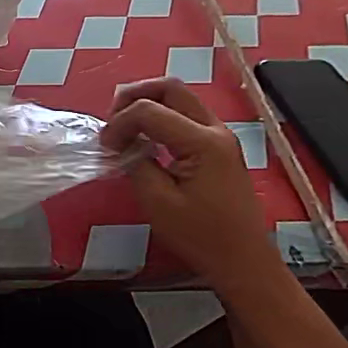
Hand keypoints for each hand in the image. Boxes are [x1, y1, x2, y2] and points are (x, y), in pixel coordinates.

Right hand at [101, 78, 284, 284]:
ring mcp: (220, 136)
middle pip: (170, 88)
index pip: (150, 111)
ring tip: (123, 129)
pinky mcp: (218, 146)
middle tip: (111, 121)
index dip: (119, 123)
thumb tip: (121, 144)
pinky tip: (143, 139)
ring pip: (179, 98)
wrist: (242, 260)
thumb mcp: (157, 201)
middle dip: (133, 96)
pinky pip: (185, 116)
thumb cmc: (200, 235)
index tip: (104, 147)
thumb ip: (135, 163)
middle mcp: (216, 129)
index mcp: (203, 142)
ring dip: (146, 105)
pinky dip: (159, 118)